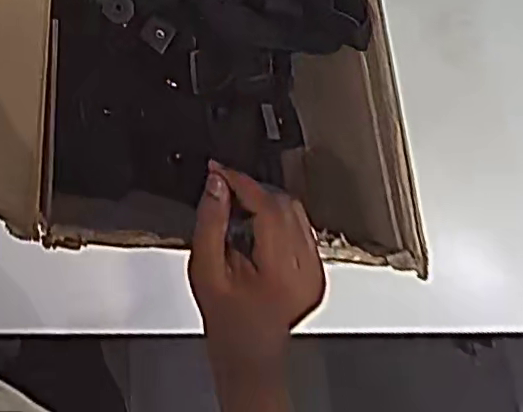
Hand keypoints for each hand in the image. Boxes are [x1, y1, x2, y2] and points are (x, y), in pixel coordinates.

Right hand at [189, 161, 325, 399]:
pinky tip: (254, 227)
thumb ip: (210, 220)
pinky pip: (299, 223)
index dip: (241, 181)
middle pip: (283, 204)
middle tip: (223, 189)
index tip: (219, 170)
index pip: (268, 207)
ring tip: (237, 211)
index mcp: (282, 273)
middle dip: (251, 189)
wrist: (248, 352)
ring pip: (293, 209)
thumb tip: (217, 182)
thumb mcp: (205, 267)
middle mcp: (307, 271)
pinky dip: (276, 215)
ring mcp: (316, 270)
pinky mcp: (318, 268)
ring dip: (264, 200)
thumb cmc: (226, 320)